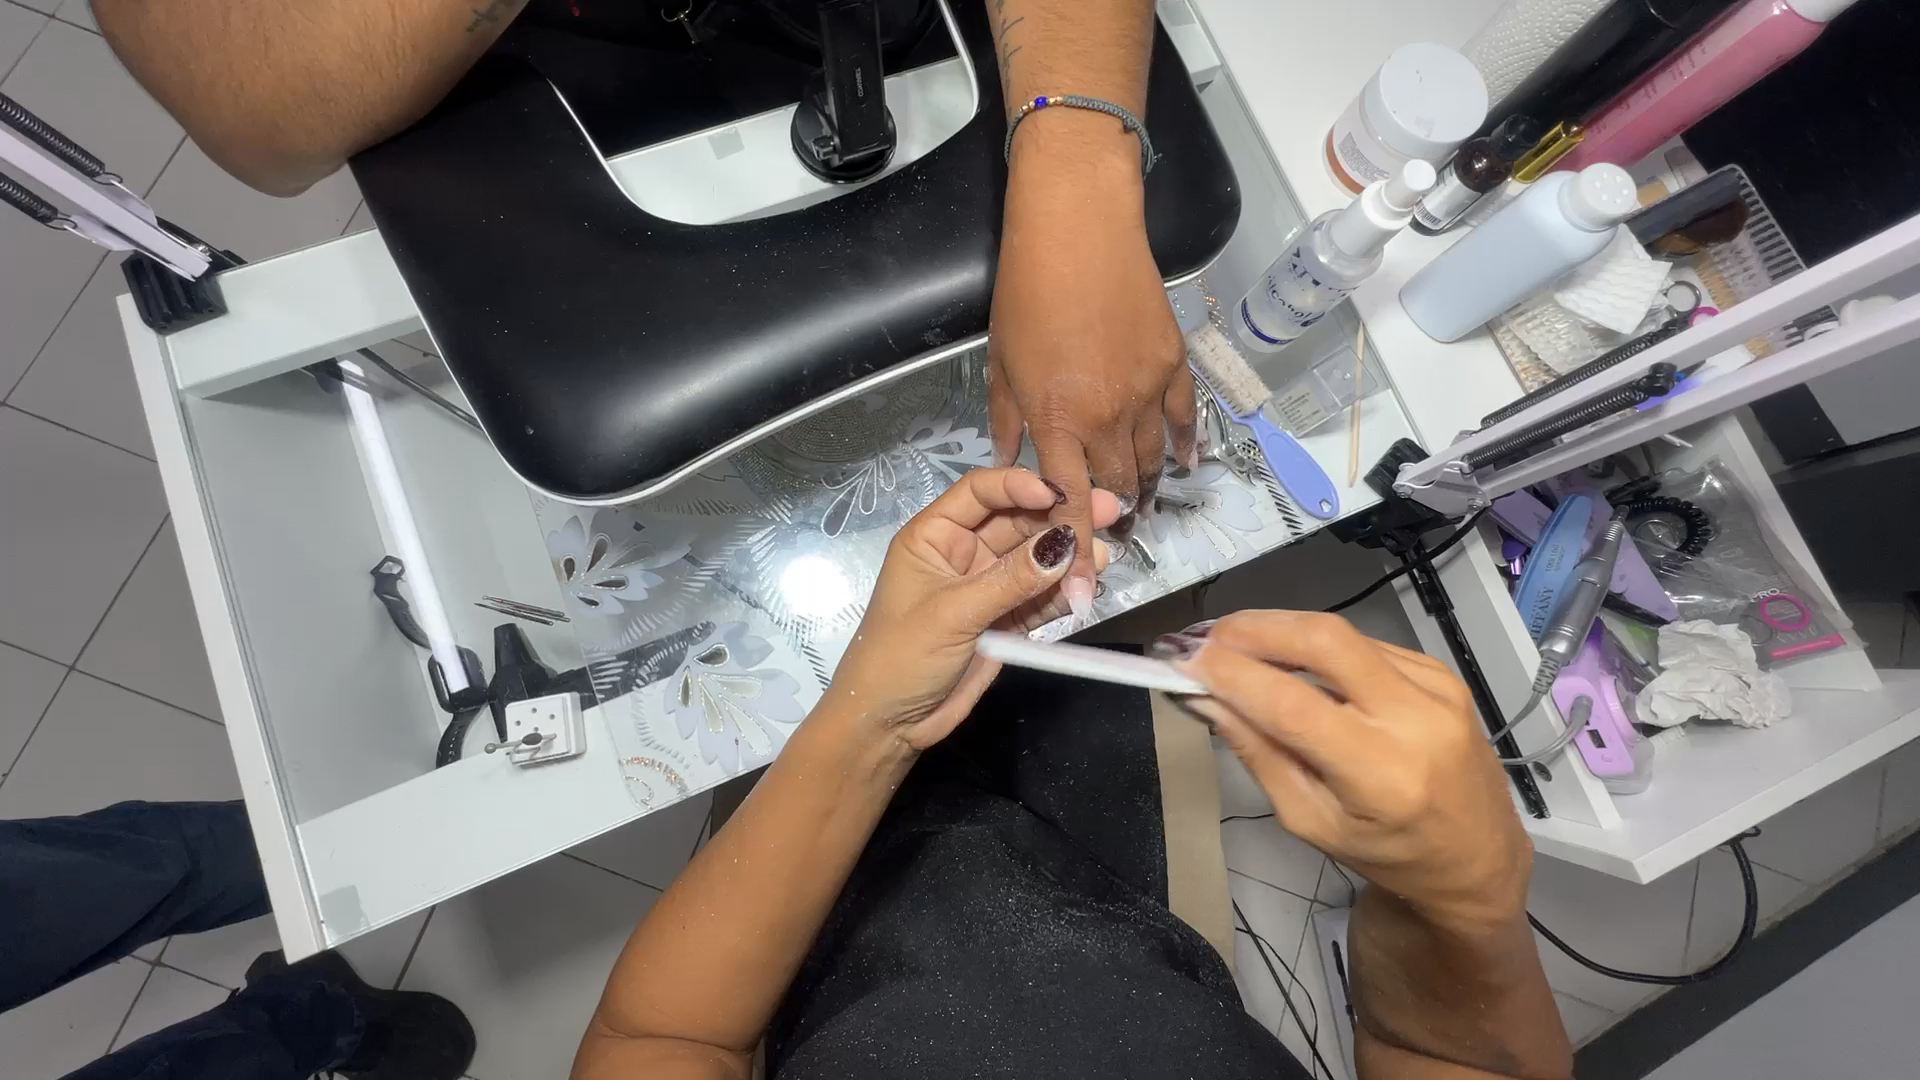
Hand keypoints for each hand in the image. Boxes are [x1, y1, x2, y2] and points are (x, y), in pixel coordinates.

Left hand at [827, 468, 1120, 751]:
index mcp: (934, 536)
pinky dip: (1062, 594)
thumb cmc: (901, 657)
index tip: (1059, 492)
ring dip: (1068, 559)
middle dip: (1059, 520)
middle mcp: (963, 552)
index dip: (1019, 485)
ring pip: (1035, 559)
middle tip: (1110, 513)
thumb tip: (1065, 544)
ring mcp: (987, 585)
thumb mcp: (953, 613)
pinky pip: (1040, 596)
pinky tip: (1085, 593)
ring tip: (1101, 561)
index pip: (980, 492)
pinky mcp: (1006, 619)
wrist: (890, 725)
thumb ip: (1010, 580)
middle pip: (1018, 521)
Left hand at [988, 118, 1196, 619]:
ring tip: (1138, 507)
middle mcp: (1107, 418)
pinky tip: (1182, 466)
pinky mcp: (1174, 366)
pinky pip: (1184, 421)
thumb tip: (1016, 463)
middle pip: (1116, 489)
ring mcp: (1147, 393)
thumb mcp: (1001, 363)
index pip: (1069, 505)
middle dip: (1111, 519)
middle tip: (1106, 534)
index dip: (1074, 556)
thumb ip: (1011, 421)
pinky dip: (1182, 448)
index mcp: (1056, 422)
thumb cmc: (1025, 292)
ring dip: (1142, 489)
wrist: (1079, 225)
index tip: (1080, 596)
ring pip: (1150, 462)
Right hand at [1161, 612, 1532, 934]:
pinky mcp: (1438, 671)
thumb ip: (1254, 750)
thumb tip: (1201, 695)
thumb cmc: (1386, 852)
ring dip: (1274, 629)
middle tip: (1204, 636)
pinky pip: (1358, 641)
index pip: (1291, 704)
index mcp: (1382, 775)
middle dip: (1251, 628)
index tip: (1182, 660)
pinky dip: (1309, 643)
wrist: (1479, 858)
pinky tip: (1284, 659)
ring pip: (1337, 631)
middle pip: (1322, 639)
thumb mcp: (1307, 818)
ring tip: (1228, 642)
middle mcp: (1417, 720)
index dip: (1230, 673)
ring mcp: (1435, 688)